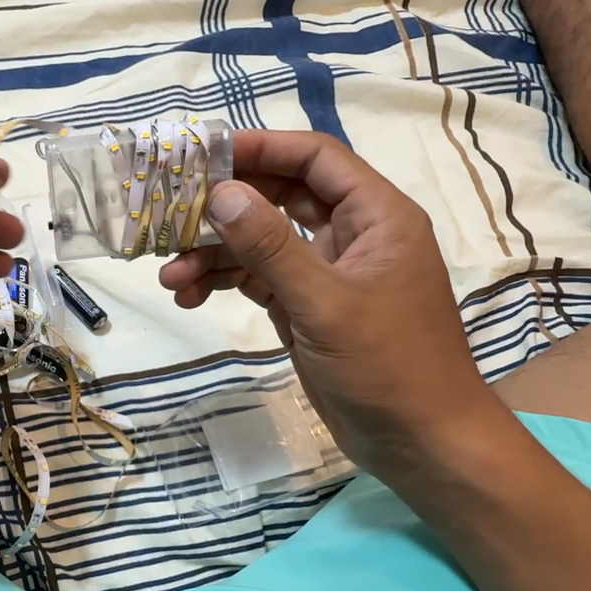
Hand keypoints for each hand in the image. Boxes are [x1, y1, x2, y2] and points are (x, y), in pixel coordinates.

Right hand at [158, 131, 503, 480]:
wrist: (420, 443)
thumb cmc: (387, 365)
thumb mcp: (324, 303)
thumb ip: (270, 246)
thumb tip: (220, 193)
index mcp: (376, 216)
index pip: (314, 158)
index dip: (261, 148)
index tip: (203, 154)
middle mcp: (351, 234)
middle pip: (280, 196)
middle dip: (226, 206)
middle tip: (172, 212)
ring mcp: (326, 272)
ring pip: (261, 241)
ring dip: (216, 253)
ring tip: (170, 274)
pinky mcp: (306, 307)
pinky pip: (258, 278)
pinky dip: (225, 283)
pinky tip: (190, 295)